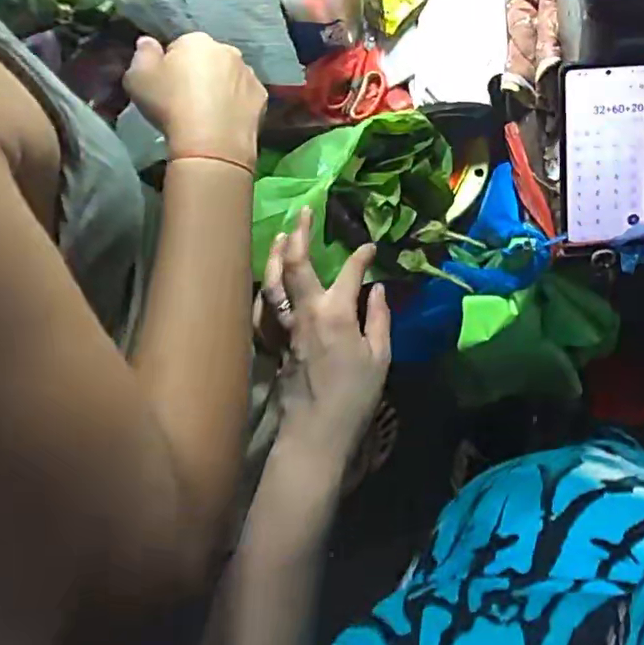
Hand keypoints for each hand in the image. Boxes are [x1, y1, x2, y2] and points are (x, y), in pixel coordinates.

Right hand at [123, 32, 265, 165]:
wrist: (211, 143)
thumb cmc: (170, 105)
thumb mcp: (137, 77)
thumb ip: (143, 54)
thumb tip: (148, 42)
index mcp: (197, 41)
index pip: (180, 46)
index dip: (171, 66)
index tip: (166, 85)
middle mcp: (228, 51)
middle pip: (209, 59)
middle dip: (199, 73)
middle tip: (186, 100)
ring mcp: (249, 73)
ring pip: (230, 76)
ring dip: (221, 87)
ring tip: (207, 114)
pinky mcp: (262, 96)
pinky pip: (245, 96)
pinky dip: (237, 104)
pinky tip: (225, 121)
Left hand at [263, 208, 389, 465]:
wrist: (315, 434)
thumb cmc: (354, 397)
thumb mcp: (380, 357)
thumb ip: (379, 318)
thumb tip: (377, 290)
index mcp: (336, 313)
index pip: (351, 271)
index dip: (362, 255)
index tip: (370, 248)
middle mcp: (305, 312)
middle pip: (295, 263)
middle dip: (300, 233)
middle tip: (306, 211)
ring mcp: (284, 327)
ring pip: (273, 281)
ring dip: (276, 254)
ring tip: (282, 234)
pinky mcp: (273, 343)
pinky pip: (263, 309)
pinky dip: (265, 289)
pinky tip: (268, 281)